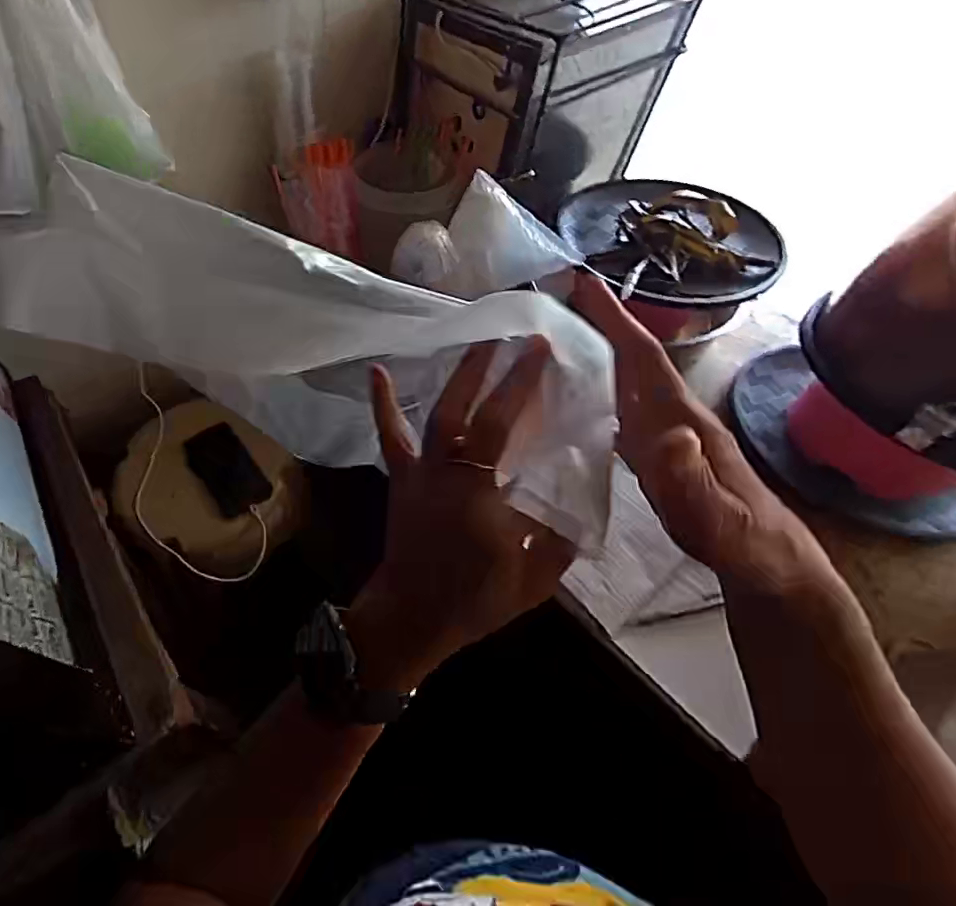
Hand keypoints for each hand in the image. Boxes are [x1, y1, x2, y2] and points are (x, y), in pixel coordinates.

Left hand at [347, 337, 575, 691]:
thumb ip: (559, 539)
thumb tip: (578, 503)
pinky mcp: (401, 478)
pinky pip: (391, 436)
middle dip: (494, 370)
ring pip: (436, 414)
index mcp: (479, 490)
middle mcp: (446, 470)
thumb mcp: (532, 577)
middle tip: (518, 340)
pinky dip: (384, 403)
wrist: (411, 616)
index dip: (520, 385)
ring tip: (477, 344)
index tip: (541, 351)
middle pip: (468, 409)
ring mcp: (419, 471)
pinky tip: (377, 370)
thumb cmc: (472, 600)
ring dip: (458, 377)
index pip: (501, 425)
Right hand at [570, 273, 835, 599]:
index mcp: (682, 419)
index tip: (584, 283)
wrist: (766, 561)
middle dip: (598, 321)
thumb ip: (691, 480)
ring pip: (623, 377)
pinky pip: (619, 404)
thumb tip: (668, 431)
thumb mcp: (716, 519)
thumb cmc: (739, 541)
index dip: (616, 320)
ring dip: (594, 348)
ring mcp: (664, 430)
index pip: (645, 359)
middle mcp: (672, 414)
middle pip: (631, 357)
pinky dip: (595, 384)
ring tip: (554, 329)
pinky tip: (572, 388)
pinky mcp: (656, 449)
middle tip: (555, 294)